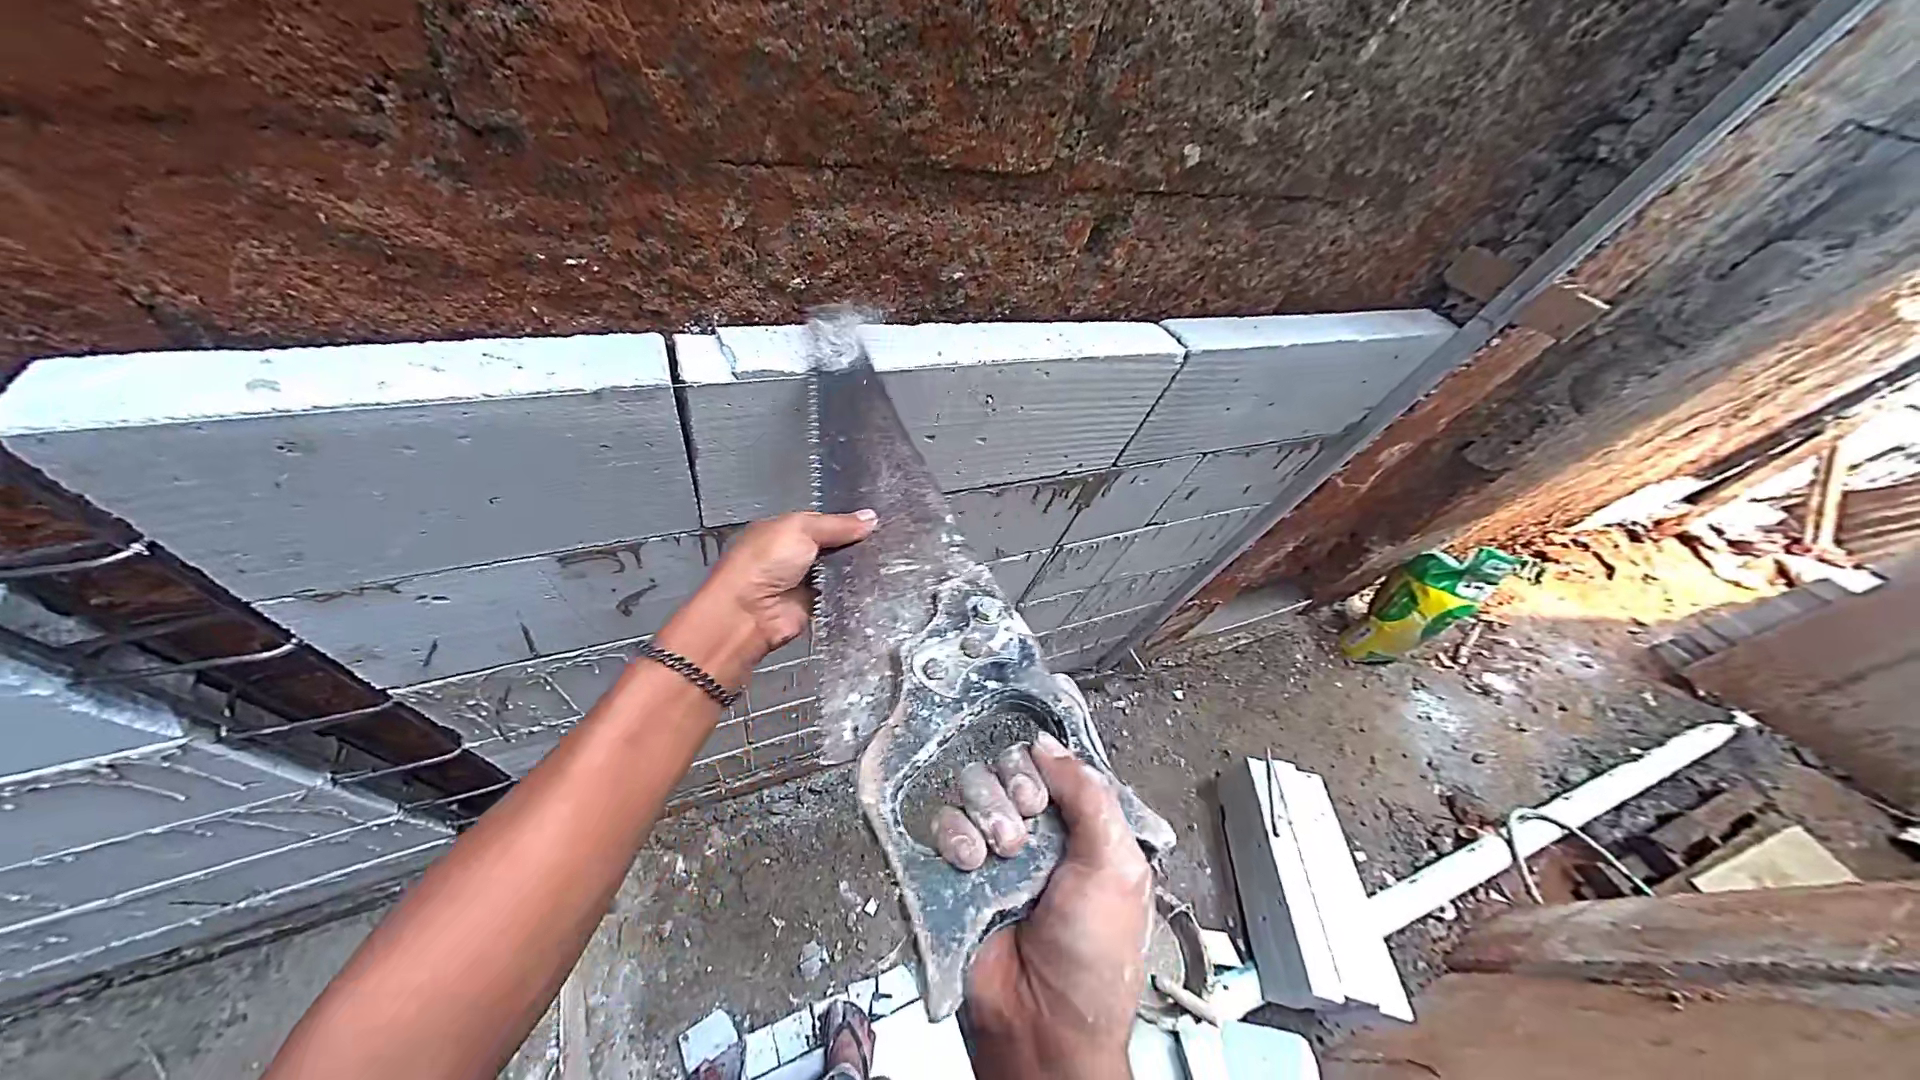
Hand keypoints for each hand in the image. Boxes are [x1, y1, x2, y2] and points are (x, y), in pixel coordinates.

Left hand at [654, 510, 874, 686]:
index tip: (875, 522)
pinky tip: (873, 583)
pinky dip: (854, 590)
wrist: (748, 613)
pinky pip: (842, 594)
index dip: (847, 521)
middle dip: (855, 544)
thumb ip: (836, 524)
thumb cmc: (763, 563)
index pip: (824, 521)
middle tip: (884, 541)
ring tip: (884, 561)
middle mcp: (794, 554)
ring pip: (842, 570)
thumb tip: (870, 517)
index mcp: (784, 530)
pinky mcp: (816, 605)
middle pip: (835, 546)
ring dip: (856, 568)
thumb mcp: (800, 529)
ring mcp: (805, 581)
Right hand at [937, 732, 1150, 1079]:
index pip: (1051, 762)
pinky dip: (954, 836)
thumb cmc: (1092, 960)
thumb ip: (1091, 797)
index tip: (1042, 796)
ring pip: (972, 787)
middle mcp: (1036, 830)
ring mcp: (994, 847)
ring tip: (1000, 855)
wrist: (1042, 1027)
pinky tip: (970, 865)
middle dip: (1012, 793)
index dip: (1042, 768)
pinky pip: (943, 822)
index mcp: (1079, 825)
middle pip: (1007, 767)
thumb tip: (1050, 746)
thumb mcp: (1116, 869)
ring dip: (984, 815)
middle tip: (1023, 832)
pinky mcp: (957, 869)